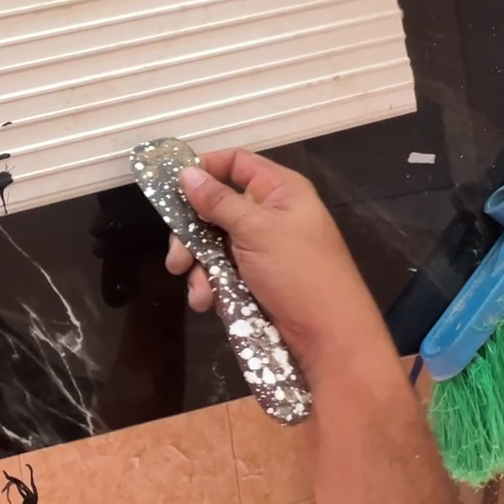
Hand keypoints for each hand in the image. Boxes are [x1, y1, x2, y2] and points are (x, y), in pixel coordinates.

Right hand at [163, 149, 386, 369]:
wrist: (329, 341)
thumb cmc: (299, 273)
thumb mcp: (256, 231)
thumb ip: (217, 201)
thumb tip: (185, 172)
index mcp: (279, 191)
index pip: (236, 163)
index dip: (205, 168)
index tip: (173, 186)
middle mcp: (268, 214)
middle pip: (214, 206)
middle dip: (190, 232)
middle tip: (177, 257)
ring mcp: (259, 247)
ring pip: (210, 242)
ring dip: (197, 264)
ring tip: (196, 288)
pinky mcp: (252, 277)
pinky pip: (218, 270)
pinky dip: (208, 284)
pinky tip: (206, 301)